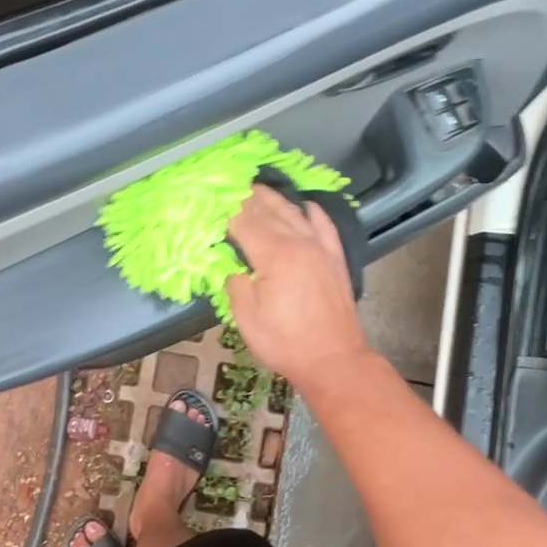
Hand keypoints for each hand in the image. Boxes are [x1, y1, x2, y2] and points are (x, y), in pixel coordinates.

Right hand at [224, 184, 374, 393]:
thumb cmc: (286, 343)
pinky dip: (313, 211)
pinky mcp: (335, 259)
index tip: (210, 202)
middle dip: (247, 198)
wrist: (333, 358)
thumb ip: (235, 284)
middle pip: (269, 211)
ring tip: (258, 188)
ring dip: (275, 198)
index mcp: (275, 255)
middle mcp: (300, 243)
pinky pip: (324, 225)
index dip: (225, 211)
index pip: (244, 223)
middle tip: (229, 187)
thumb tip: (231, 266)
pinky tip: (306, 203)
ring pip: (295, 212)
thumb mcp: (247, 318)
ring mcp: (321, 248)